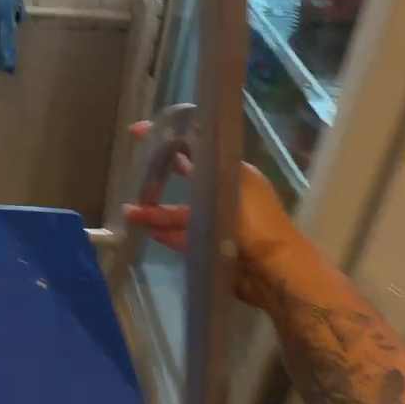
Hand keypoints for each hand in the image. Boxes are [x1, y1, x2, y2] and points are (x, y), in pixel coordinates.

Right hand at [121, 121, 306, 306]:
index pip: (196, 150)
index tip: (139, 132)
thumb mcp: (229, 180)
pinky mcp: (212, 247)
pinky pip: (183, 237)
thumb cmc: (255, 219)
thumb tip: (178, 144)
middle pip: (185, 182)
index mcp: (233, 174)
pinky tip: (145, 229)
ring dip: (155, 212)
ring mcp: (218, 223)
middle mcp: (224, 195)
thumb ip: (201, 163)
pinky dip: (165, 232)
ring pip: (180, 212)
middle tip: (132, 173)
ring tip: (129, 213)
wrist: (275, 271)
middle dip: (158, 178)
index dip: (169, 141)